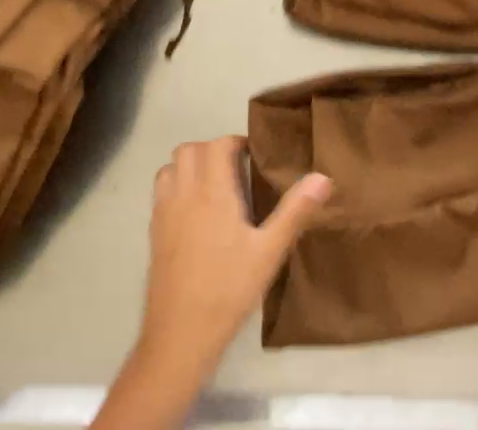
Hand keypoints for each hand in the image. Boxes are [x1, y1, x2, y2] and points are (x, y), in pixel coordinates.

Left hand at [139, 136, 330, 367]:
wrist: (180, 334)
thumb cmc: (229, 289)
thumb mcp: (270, 251)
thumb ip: (295, 211)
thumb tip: (323, 177)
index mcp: (212, 194)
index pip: (216, 145)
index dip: (235, 143)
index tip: (253, 158)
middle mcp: (183, 196)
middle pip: (188, 150)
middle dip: (212, 150)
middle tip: (237, 169)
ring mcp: (163, 216)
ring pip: (169, 169)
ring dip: (190, 167)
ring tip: (216, 188)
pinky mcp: (153, 236)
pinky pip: (161, 194)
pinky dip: (177, 188)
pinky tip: (198, 216)